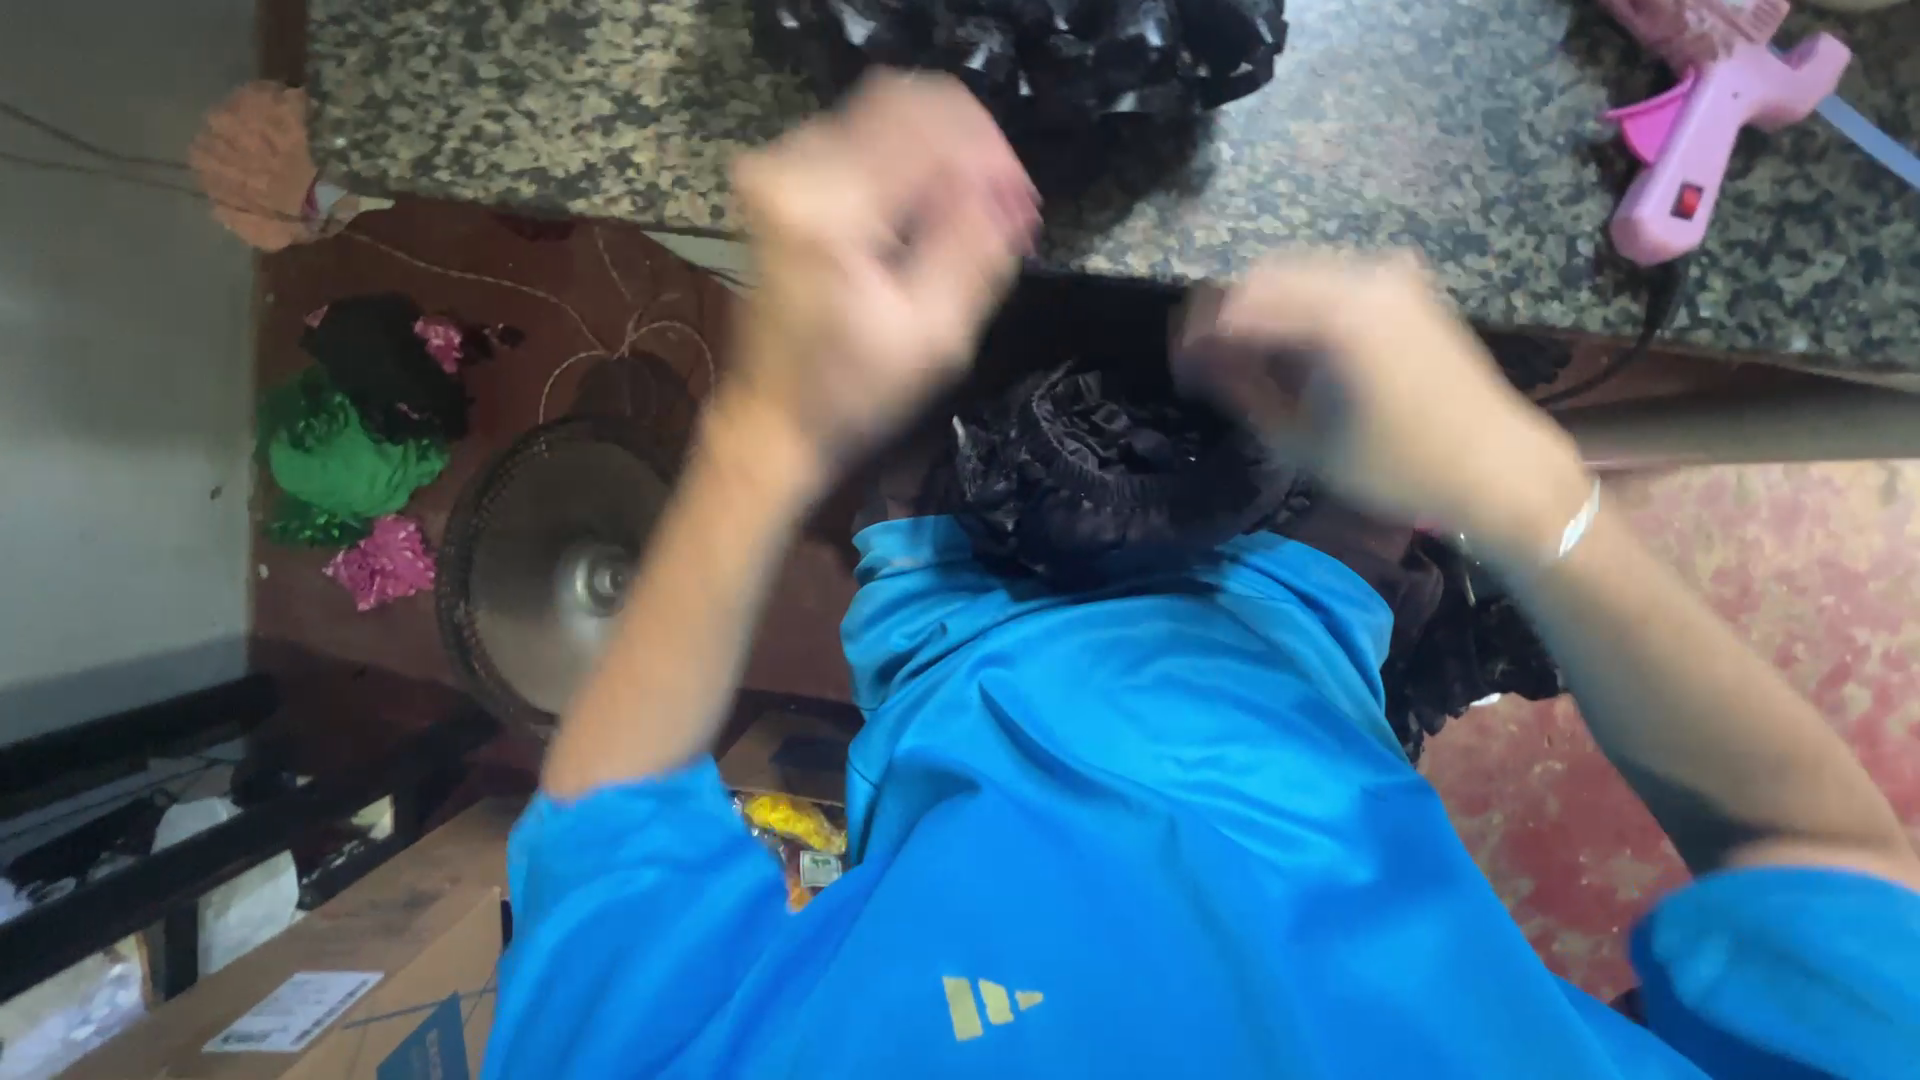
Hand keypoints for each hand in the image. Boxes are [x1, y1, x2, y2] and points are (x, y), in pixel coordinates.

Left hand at [723, 70, 1038, 484]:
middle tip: (1003, 204)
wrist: (775, 417)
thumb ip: (975, 252)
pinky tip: (932, 211)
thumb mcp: (932, 338)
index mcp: (828, 209)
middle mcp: (791, 169)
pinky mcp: (781, 184)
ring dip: (942, 154)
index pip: (930, 127)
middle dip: (969, 147)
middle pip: (906, 103)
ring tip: (974, 212)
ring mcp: (779, 171)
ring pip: (885, 115)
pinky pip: (862, 140)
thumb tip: (1010, 192)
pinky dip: (908, 164)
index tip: (1020, 204)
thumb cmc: (852, 394)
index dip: (990, 155)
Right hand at [1175, 252, 1590, 564]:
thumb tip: (1196, 359)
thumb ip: (1239, 387)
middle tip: (1203, 366)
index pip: (1235, 305)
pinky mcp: (1404, 285)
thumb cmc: (1392, 467)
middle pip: (1261, 276)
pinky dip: (1295, 305)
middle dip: (1223, 316)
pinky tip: (1290, 348)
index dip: (1195, 335)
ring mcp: (1389, 274)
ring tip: (1243, 361)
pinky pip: (1327, 279)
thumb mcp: (1298, 439)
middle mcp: (1362, 277)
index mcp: (1334, 317)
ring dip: (1258, 309)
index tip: (1179, 369)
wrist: (1495, 466)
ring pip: (1292, 272)